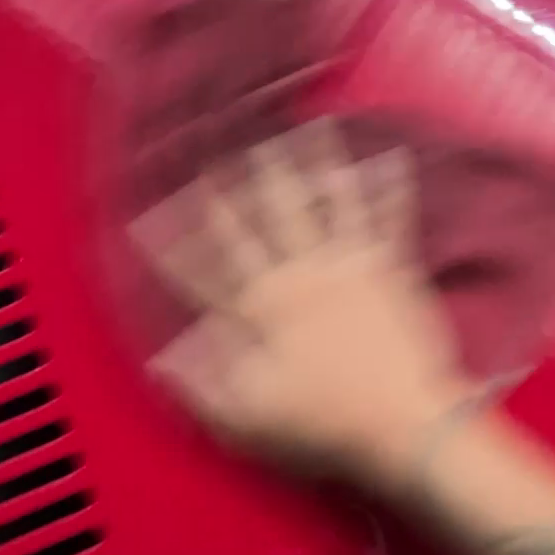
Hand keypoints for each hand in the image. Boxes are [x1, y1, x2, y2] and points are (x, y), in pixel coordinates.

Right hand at [135, 121, 472, 489]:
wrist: (404, 422)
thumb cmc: (325, 422)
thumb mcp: (250, 418)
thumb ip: (204, 386)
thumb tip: (162, 360)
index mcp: (264, 310)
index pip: (208, 271)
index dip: (175, 248)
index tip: (150, 223)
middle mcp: (302, 275)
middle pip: (266, 221)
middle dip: (244, 186)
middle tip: (230, 153)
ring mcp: (349, 267)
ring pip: (326, 204)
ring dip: (313, 166)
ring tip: (306, 131)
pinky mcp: (391, 271)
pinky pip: (390, 221)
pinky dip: (389, 189)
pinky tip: (389, 159)